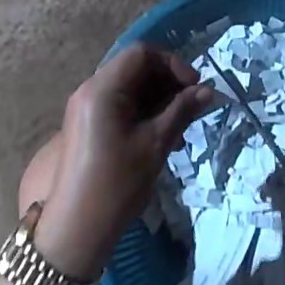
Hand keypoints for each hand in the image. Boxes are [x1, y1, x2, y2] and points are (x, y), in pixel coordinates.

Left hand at [36, 46, 213, 276]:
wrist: (76, 230)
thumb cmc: (117, 184)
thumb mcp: (156, 144)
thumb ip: (181, 111)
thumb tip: (208, 90)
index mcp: (102, 88)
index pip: (141, 53)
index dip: (172, 64)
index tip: (194, 88)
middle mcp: (90, 90)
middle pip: (135, 68)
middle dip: (167, 82)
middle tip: (192, 107)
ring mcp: (85, 107)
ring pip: (130, 87)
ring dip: (158, 98)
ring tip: (180, 126)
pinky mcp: (87, 124)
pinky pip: (120, 104)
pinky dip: (143, 111)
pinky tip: (162, 135)